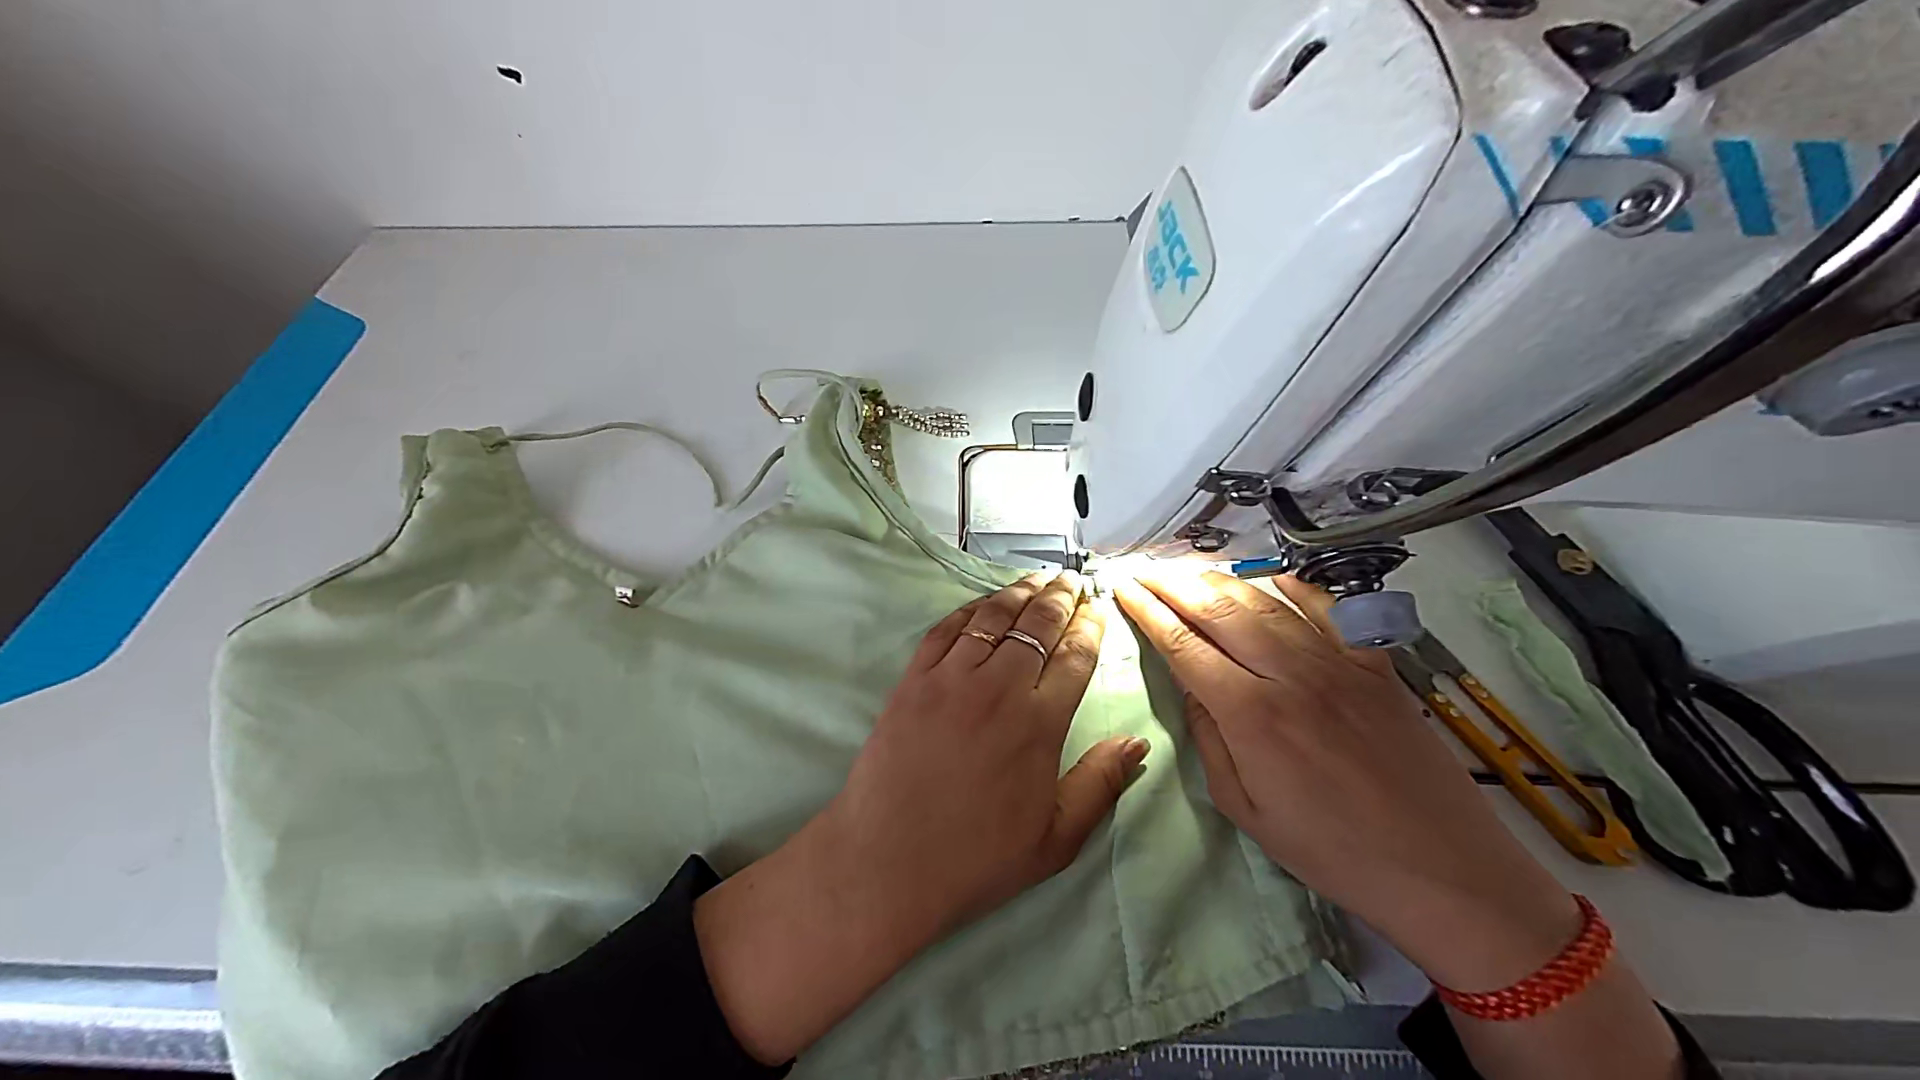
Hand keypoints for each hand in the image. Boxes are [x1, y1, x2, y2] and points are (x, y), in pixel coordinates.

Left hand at [828, 568, 1149, 930]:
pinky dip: (970, 610)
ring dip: (1019, 592)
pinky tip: (984, 604)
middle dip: (1061, 596)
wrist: (886, 862)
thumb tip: (1137, 743)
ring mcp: (949, 679)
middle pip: (1037, 625)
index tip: (1098, 606)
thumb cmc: (975, 859)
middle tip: (1072, 579)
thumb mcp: (1055, 840)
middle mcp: (997, 689)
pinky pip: (945, 630)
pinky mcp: (912, 681)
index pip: (1074, 656)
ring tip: (1037, 578)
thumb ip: (1099, 785)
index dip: (1090, 626)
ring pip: (993, 618)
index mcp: (1038, 724)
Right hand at [1113, 568, 1579, 992]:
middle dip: (1172, 582)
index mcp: (1251, 714)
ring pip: (1266, 601)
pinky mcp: (1375, 665)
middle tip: (1144, 568)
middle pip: (1218, 609)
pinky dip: (1296, 585)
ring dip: (1220, 579)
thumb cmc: (1332, 852)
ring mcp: (1338, 663)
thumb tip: (1191, 687)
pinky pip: (1331, 609)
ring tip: (1188, 570)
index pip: (1183, 644)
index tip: (1123, 589)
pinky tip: (1271, 576)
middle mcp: (1291, 674)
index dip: (1147, 611)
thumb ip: (1209, 739)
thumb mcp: (1244, 809)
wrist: (1445, 870)